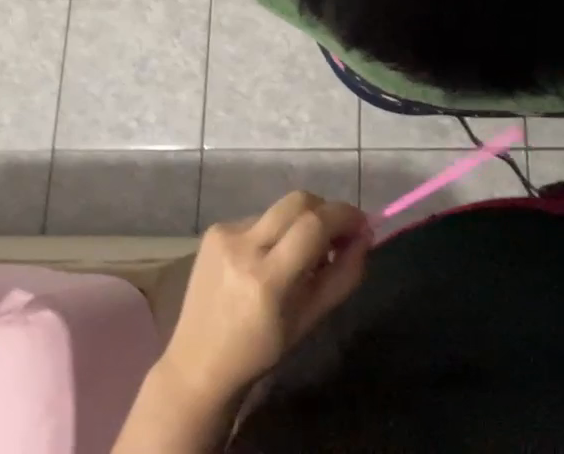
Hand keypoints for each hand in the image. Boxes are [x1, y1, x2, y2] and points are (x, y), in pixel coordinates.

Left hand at [158, 191, 371, 404]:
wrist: (199, 362)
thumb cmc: (260, 349)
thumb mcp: (311, 319)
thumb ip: (344, 275)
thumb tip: (365, 236)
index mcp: (267, 279)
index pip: (314, 224)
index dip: (345, 216)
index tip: (362, 226)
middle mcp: (243, 248)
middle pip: (298, 201)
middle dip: (326, 210)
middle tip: (338, 234)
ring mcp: (224, 235)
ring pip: (279, 210)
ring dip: (299, 224)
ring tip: (300, 256)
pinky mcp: (213, 231)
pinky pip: (259, 220)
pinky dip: (274, 233)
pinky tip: (268, 260)